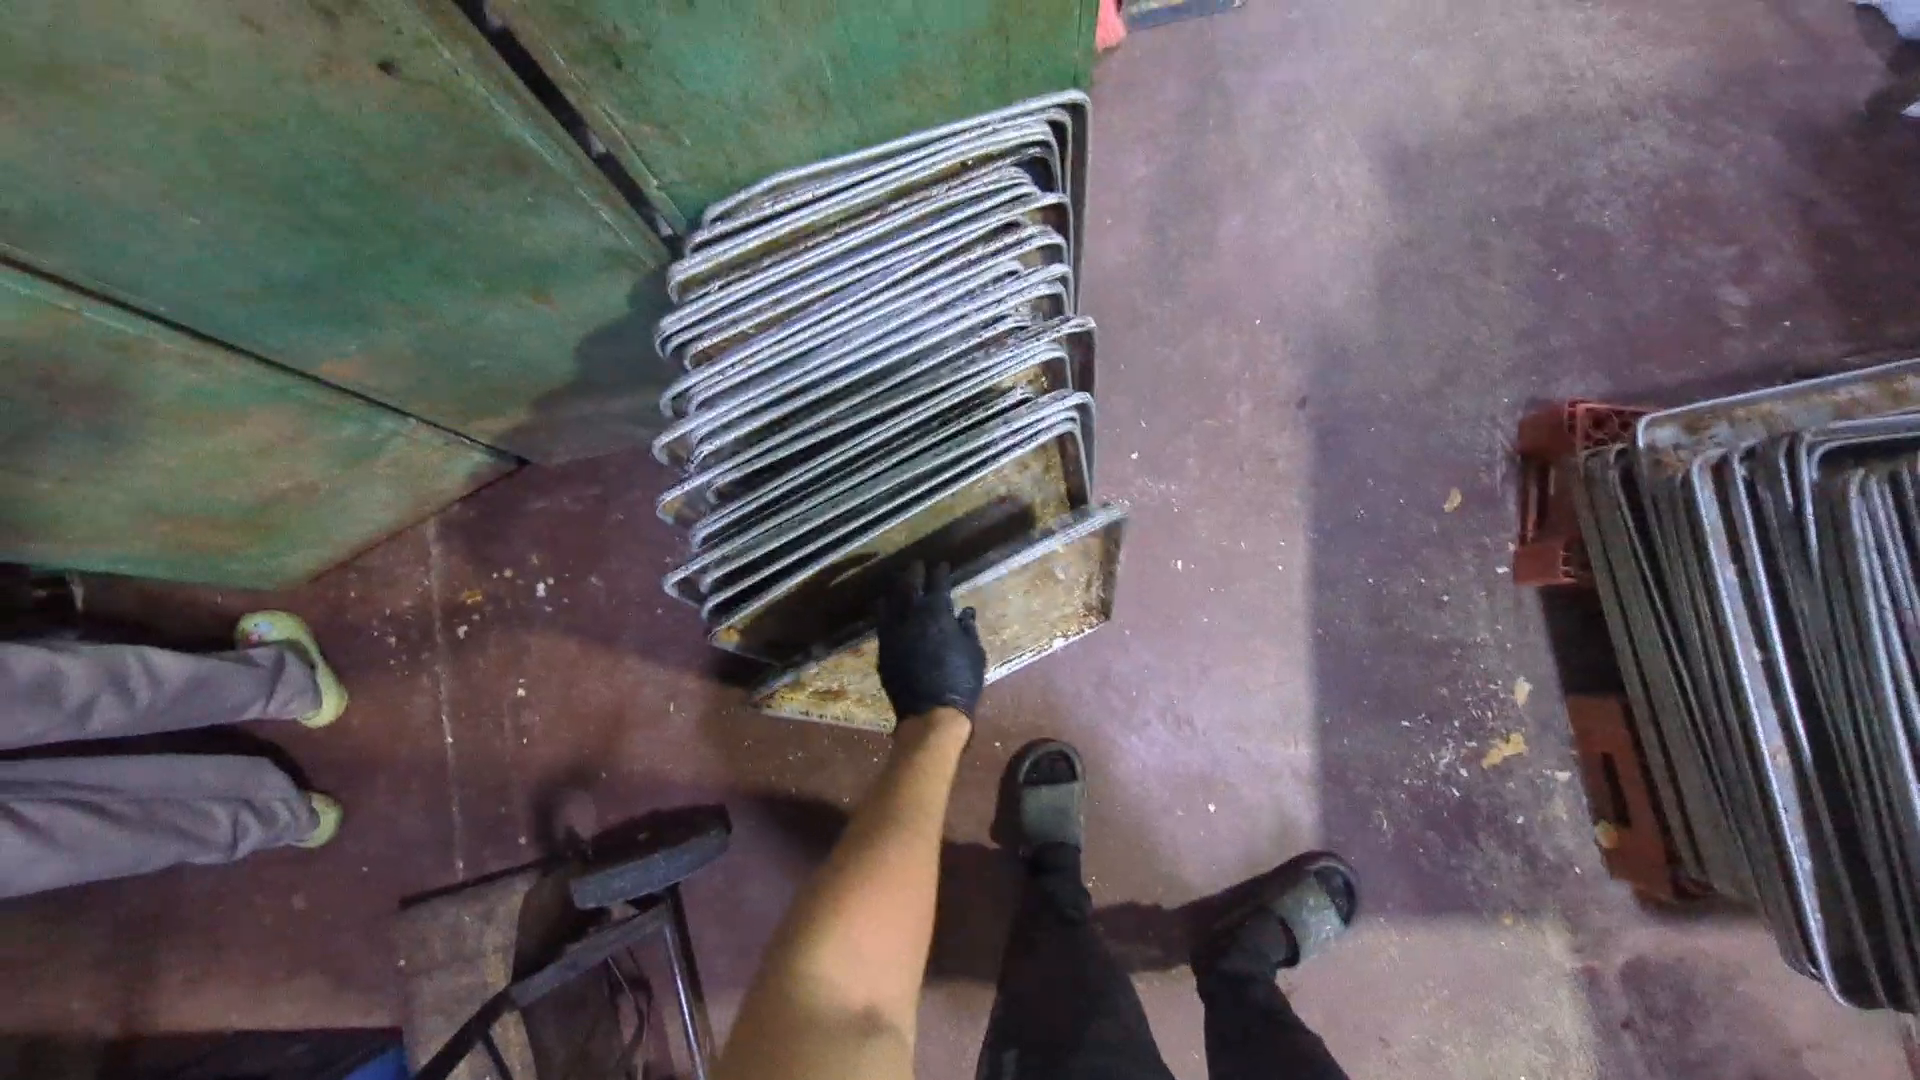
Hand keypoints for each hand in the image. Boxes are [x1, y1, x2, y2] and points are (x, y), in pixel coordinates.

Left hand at [876, 562, 985, 722]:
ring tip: (899, 582)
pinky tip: (885, 607)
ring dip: (896, 589)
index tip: (942, 564)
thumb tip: (966, 611)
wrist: (931, 712)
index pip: (938, 584)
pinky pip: (881, 622)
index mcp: (937, 614)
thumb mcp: (974, 653)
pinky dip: (884, 610)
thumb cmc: (961, 682)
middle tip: (917, 564)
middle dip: (914, 572)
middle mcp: (912, 617)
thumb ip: (968, 629)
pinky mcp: (883, 649)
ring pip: (890, 601)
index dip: (940, 572)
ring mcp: (894, 632)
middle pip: (909, 586)